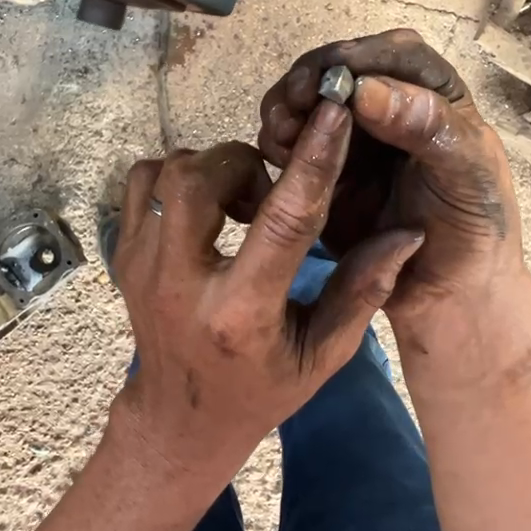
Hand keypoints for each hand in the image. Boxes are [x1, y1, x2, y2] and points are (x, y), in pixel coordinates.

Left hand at [108, 103, 425, 488]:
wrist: (179, 416)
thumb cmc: (262, 388)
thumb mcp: (323, 353)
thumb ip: (363, 289)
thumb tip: (407, 231)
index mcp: (240, 313)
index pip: (281, 221)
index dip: (312, 161)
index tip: (333, 114)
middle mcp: (180, 283)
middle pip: (201, 178)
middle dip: (244, 165)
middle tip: (265, 196)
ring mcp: (139, 265)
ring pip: (168, 171)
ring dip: (212, 170)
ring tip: (237, 205)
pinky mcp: (123, 253)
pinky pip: (141, 180)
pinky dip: (175, 176)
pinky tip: (203, 208)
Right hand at [258, 29, 520, 327]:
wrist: (446, 296)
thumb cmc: (471, 231)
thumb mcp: (467, 176)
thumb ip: (426, 128)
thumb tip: (364, 90)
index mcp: (435, 96)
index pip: (399, 54)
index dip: (364, 55)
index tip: (334, 76)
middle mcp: (390, 107)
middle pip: (343, 68)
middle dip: (313, 77)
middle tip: (295, 99)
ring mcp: (352, 136)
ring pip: (310, 99)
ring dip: (289, 105)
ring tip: (281, 131)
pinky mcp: (322, 167)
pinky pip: (292, 138)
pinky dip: (278, 137)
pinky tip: (276, 153)